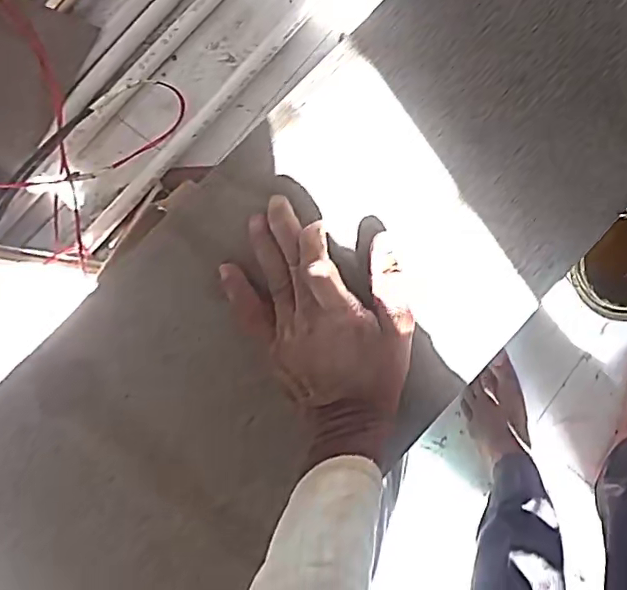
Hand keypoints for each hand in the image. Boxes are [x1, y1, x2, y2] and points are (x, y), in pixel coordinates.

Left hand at [219, 195, 414, 467]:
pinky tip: (227, 270)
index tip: (316, 220)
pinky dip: (238, 292)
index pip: (317, 265)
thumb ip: (390, 284)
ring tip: (255, 222)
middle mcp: (305, 319)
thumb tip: (383, 242)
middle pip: (291, 266)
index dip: (313, 238)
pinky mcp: (274, 348)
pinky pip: (251, 316)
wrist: (349, 425)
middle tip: (275, 202)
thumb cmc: (378, 375)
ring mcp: (285, 334)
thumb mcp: (399, 329)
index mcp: (336, 312)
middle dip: (282, 231)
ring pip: (272, 282)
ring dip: (262, 249)